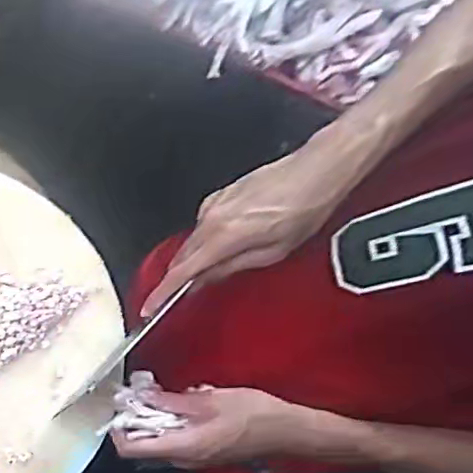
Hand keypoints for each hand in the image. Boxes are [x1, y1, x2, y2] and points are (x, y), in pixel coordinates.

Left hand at [112, 388, 372, 469]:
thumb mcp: (212, 400)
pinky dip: (175, 422)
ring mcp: (194, 459)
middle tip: (142, 393)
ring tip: (167, 394)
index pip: (131, 449)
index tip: (118, 408)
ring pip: (162, 440)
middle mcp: (183, 459)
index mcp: (182, 448)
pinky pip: (178, 439)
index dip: (117, 430)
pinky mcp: (204, 453)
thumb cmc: (256, 415)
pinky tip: (189, 403)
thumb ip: (174, 401)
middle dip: (139, 419)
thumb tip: (144, 398)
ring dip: (158, 418)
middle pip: (145, 444)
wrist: (291, 432)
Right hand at [140, 133, 371, 317]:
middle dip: (177, 279)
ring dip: (193, 260)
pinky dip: (204, 242)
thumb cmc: (307, 205)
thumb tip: (203, 280)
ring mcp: (214, 204)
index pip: (181, 272)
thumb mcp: (272, 252)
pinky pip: (202, 226)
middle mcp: (212, 218)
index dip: (162, 293)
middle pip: (182, 258)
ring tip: (208, 272)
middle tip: (178, 296)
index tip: (149, 308)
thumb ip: (230, 268)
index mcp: (222, 236)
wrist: (322, 165)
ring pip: (192, 242)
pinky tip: (221, 246)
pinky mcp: (221, 194)